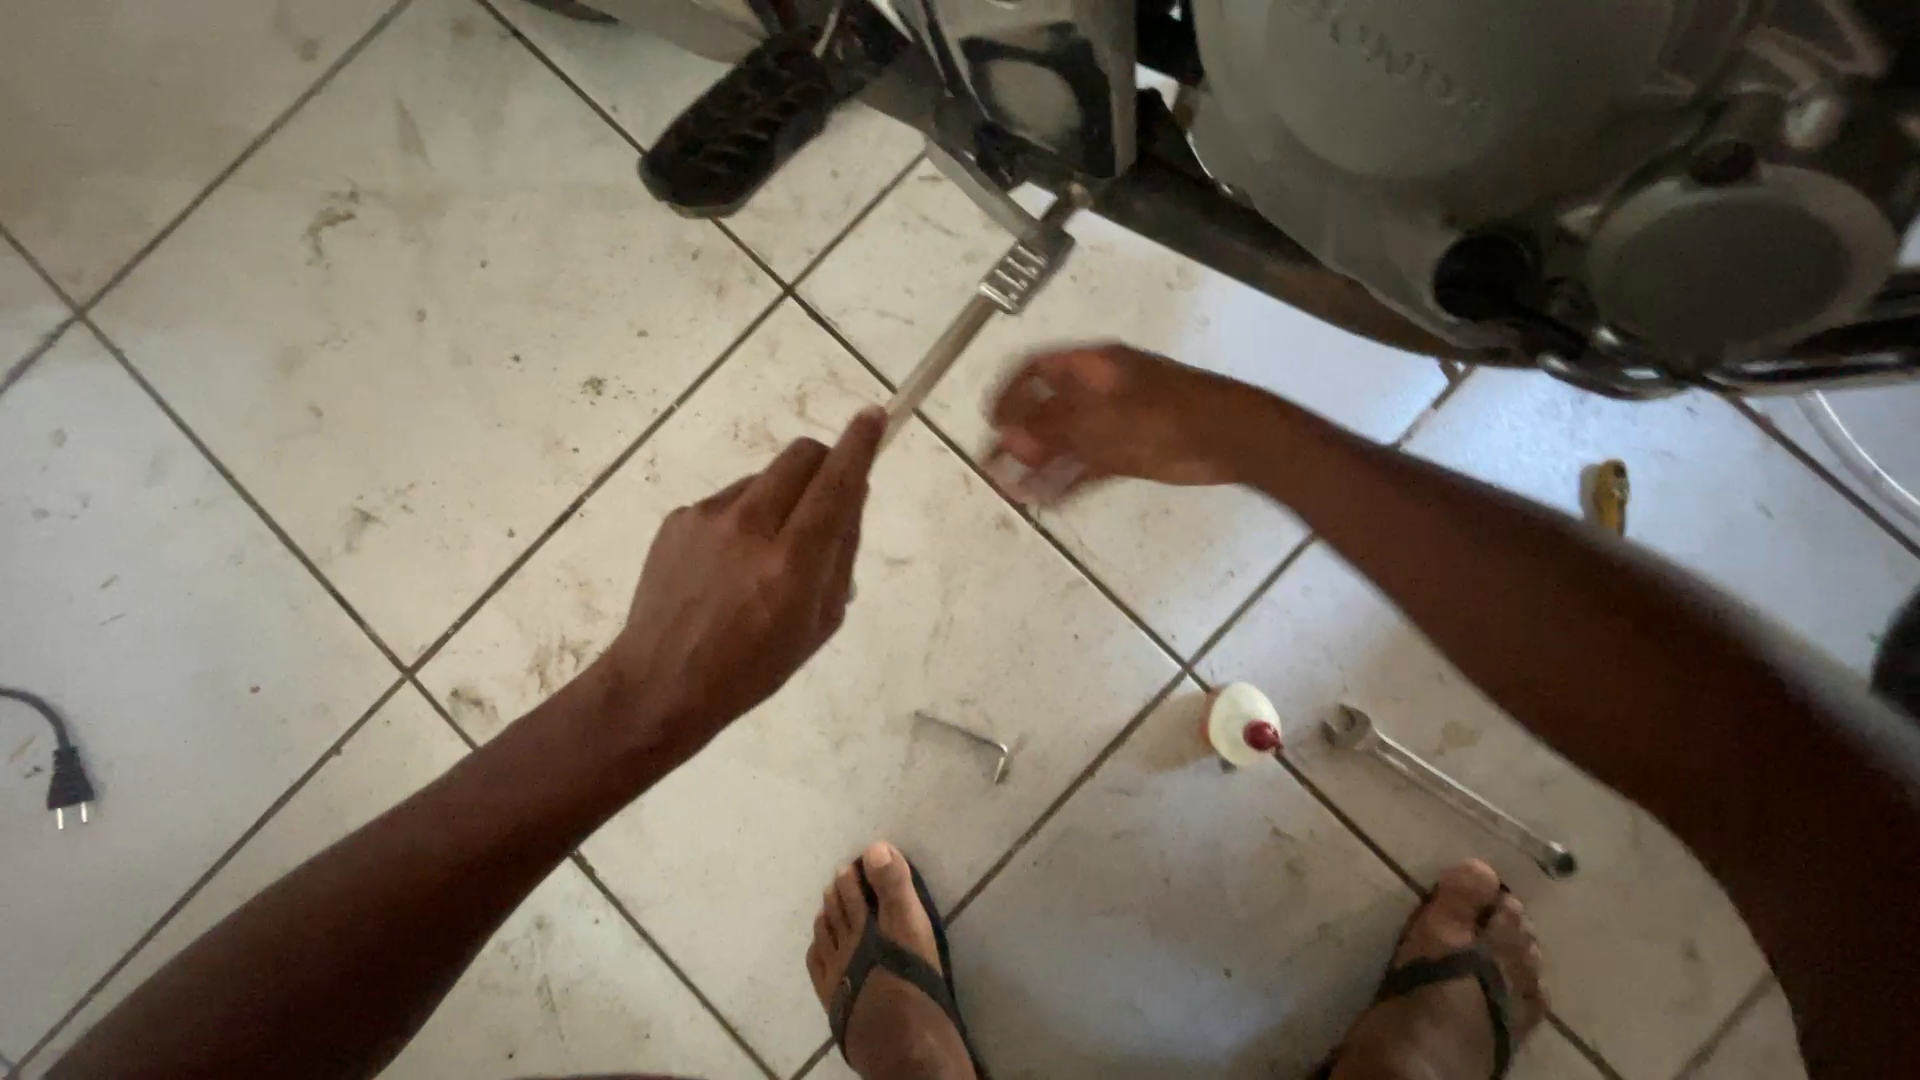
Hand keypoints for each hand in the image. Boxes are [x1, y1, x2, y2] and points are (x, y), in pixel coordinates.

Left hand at [602, 407, 885, 754]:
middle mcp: (750, 526)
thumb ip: (841, 553)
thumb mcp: (819, 621)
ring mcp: (708, 517)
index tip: (874, 416)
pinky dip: (744, 518)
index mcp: (791, 562)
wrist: (661, 683)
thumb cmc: (754, 666)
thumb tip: (852, 497)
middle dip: (824, 463)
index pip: (836, 485)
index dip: (860, 446)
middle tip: (825, 497)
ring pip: (765, 478)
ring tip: (764, 555)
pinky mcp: (679, 517)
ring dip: (781, 498)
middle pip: (800, 456)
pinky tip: (726, 564)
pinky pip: (730, 500)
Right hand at [987, 344, 1259, 501]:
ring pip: (1064, 442)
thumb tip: (1008, 436)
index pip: (1037, 370)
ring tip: (1009, 489)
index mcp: (1093, 367)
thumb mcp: (1105, 420)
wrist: (1234, 439)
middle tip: (992, 465)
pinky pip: (1087, 466)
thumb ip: (1054, 428)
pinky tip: (1044, 500)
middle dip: (1018, 437)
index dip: (1010, 393)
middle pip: (1046, 410)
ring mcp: (1113, 423)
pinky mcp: (1128, 453)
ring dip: (1037, 465)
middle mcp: (1098, 392)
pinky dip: (1065, 481)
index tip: (989, 421)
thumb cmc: (1169, 417)